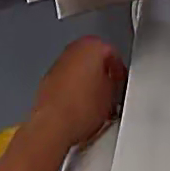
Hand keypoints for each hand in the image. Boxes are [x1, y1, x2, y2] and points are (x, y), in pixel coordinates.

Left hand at [26, 36, 125, 150]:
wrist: (52, 124)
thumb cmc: (82, 107)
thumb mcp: (111, 95)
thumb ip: (114, 83)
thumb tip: (111, 85)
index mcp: (93, 46)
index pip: (113, 54)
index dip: (119, 71)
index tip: (120, 83)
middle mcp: (75, 49)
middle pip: (94, 58)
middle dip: (102, 74)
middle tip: (109, 91)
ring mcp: (60, 62)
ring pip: (80, 68)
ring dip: (87, 81)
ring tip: (94, 102)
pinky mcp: (48, 78)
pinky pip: (67, 79)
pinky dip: (73, 88)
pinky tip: (78, 106)